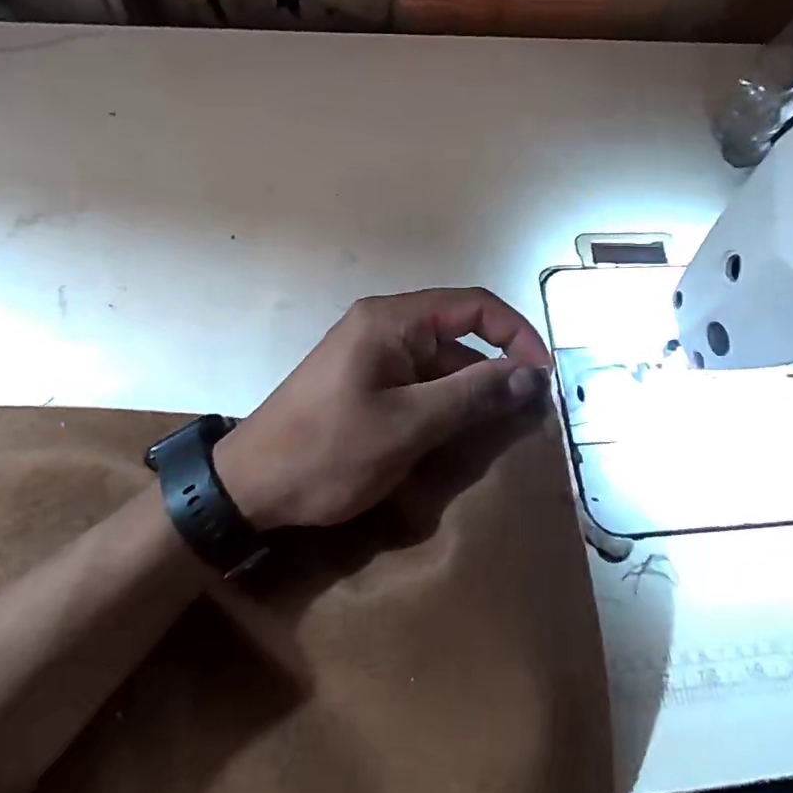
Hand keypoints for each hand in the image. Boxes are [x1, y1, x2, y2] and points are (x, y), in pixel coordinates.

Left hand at [211, 287, 551, 530]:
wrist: (250, 486)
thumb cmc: (329, 452)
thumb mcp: (409, 426)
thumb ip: (473, 395)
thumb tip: (531, 374)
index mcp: (392, 321)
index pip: (474, 305)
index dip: (517, 334)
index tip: (543, 375)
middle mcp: (383, 326)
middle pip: (458, 334)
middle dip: (496, 368)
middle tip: (525, 412)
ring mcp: (370, 354)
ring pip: (440, 362)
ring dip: (470, 391)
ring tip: (494, 429)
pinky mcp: (364, 381)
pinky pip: (417, 382)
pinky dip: (442, 403)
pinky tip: (453, 434)